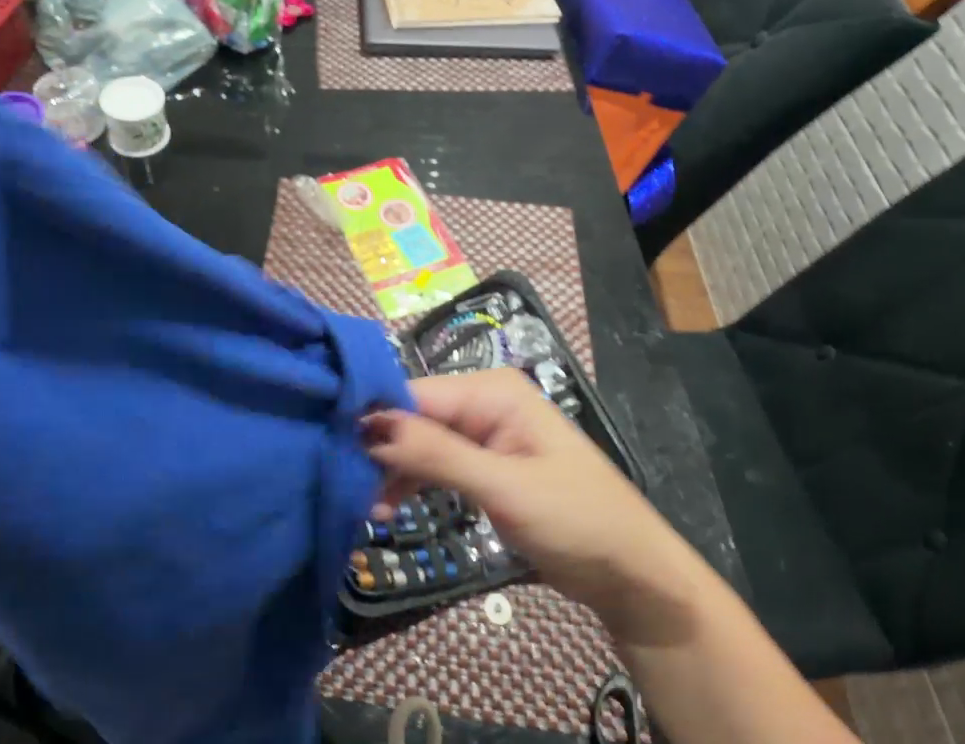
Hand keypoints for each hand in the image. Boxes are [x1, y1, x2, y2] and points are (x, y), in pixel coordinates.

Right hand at [363, 370, 703, 638]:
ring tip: (370, 510)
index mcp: (492, 391)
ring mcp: (483, 434)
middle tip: (350, 491)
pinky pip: (435, 463)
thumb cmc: (577, 520)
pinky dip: (412, 483)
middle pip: (412, 416)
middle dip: (381, 450)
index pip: (415, 393)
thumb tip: (369, 425)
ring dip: (393, 472)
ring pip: (418, 442)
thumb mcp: (504, 487)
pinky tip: (389, 508)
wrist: (631, 575)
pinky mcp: (483, 465)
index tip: (333, 450)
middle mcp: (483, 402)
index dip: (374, 419)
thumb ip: (438, 454)